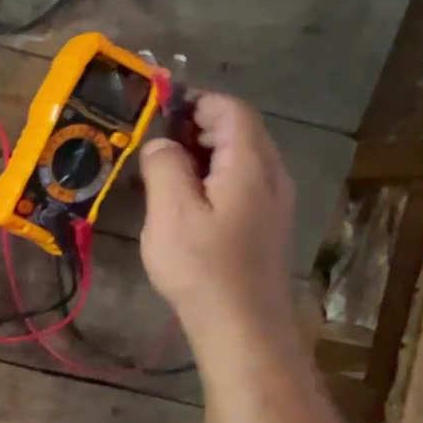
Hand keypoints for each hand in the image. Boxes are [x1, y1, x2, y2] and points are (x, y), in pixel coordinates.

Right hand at [137, 93, 294, 330]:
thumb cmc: (202, 266)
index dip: (195, 99)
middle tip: (149, 136)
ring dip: (200, 150)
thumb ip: (164, 168)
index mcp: (250, 164)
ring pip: (239, 154)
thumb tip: (160, 142)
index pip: (231, 109)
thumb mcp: (170, 213)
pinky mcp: (264, 220)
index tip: (154, 106)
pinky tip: (181, 195)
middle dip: (195, 123)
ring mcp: (273, 198)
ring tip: (158, 165)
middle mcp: (271, 173)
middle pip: (239, 128)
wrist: (241, 323)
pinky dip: (210, 172)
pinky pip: (240, 178)